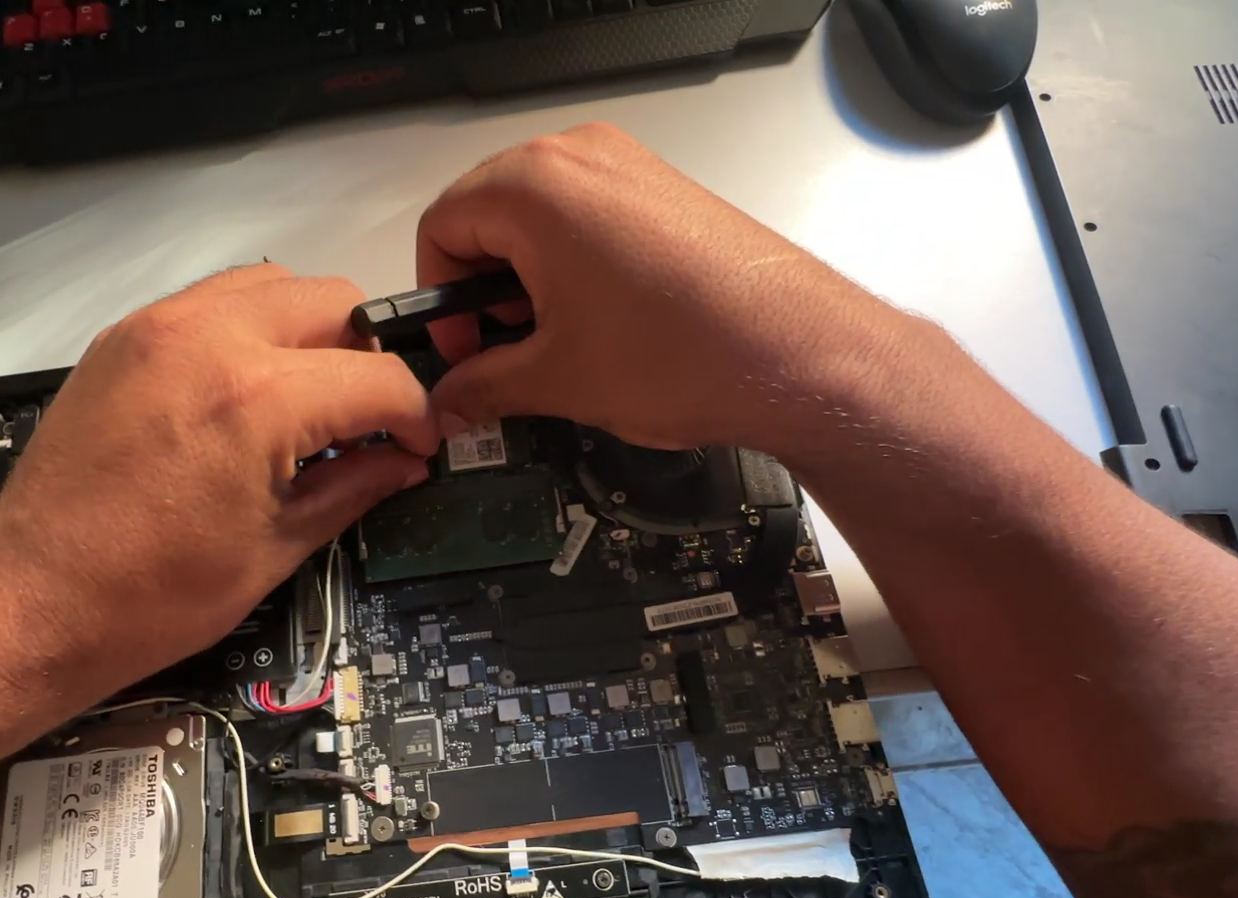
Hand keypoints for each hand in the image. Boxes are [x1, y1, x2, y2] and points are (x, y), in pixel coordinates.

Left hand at [0, 265, 435, 753]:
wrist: (33, 602)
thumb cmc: (155, 596)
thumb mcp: (278, 548)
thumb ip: (356, 488)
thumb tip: (406, 462)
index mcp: (257, 402)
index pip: (379, 377)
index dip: (418, 414)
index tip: (421, 444)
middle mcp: (210, 338)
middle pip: (339, 302)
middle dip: (372, 359)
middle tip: (369, 420)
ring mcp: (160, 327)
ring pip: (280, 285)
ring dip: (317, 332)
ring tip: (314, 399)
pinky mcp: (127, 335)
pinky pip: (219, 300)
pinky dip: (258, 329)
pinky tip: (256, 389)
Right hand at [418, 123, 932, 455]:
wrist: (800, 355)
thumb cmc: (679, 354)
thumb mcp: (556, 379)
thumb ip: (482, 387)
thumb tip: (448, 401)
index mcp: (535, 186)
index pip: (441, 226)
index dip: (438, 300)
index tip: (462, 352)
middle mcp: (580, 155)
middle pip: (485, 217)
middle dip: (480, 293)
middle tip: (505, 352)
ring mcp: (628, 167)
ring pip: (536, 220)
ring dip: (524, 284)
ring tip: (555, 344)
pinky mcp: (662, 193)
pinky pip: (586, 221)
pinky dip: (568, 270)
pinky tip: (597, 324)